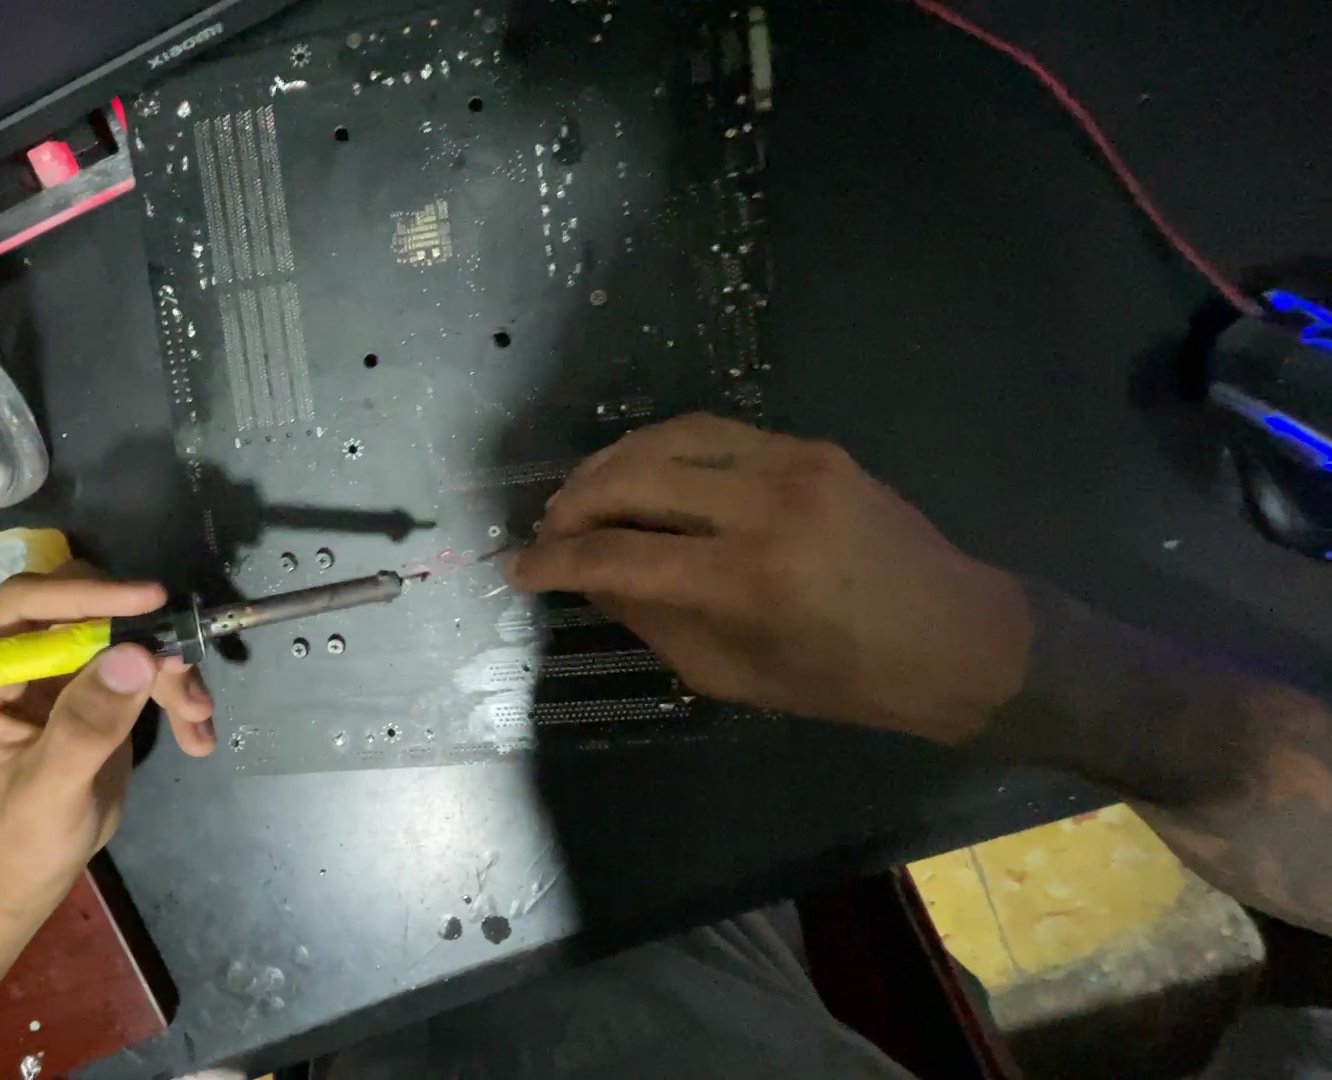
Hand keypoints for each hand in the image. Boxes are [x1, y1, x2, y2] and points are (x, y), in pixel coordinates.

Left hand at [0, 571, 215, 921]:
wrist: (33, 876)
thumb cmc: (20, 841)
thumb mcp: (50, 790)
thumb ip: (86, 726)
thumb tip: (136, 656)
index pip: (27, 603)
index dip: (87, 594)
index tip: (151, 600)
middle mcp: (16, 659)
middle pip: (86, 609)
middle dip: (141, 636)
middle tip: (183, 668)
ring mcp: (59, 671)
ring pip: (126, 635)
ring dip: (169, 671)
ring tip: (197, 716)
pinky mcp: (97, 686)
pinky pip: (145, 665)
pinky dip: (176, 693)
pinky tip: (196, 735)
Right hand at [504, 414, 1031, 741]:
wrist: (960, 639)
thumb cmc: (839, 680)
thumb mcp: (727, 674)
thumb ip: (648, 620)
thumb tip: (590, 579)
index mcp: (744, 583)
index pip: (614, 558)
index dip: (552, 563)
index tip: (517, 569)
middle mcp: (762, 509)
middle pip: (627, 482)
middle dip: (568, 506)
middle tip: (548, 530)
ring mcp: (789, 465)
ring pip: (660, 441)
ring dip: (603, 466)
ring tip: (578, 495)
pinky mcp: (807, 446)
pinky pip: (706, 430)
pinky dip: (653, 447)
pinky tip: (633, 468)